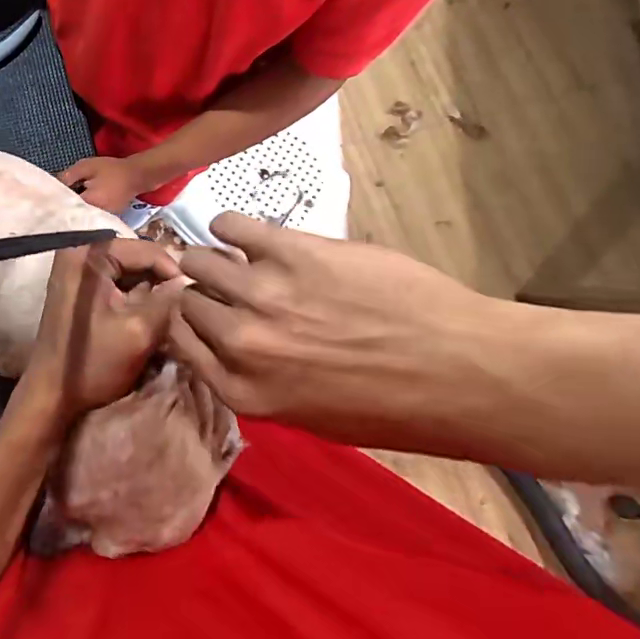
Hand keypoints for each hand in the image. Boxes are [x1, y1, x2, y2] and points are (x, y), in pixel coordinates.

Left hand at [18, 240, 184, 420]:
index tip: (196, 296)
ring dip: (152, 290)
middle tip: (187, 305)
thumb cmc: (93, 364)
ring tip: (173, 312)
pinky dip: (136, 297)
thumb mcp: (139, 331)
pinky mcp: (80, 287)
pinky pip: (118, 282)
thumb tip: (191, 280)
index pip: (147, 249)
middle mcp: (80, 251)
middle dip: (163, 281)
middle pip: (138, 258)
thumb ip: (168, 299)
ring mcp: (78, 269)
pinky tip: (151, 317)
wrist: (52, 395)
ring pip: (131, 271)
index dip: (175, 272)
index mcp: (89, 254)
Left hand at [59, 156, 155, 213]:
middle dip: (63, 209)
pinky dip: (84, 212)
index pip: (65, 207)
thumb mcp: (87, 166)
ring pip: (82, 218)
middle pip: (73, 216)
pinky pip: (91, 218)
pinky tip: (79, 206)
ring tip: (63, 204)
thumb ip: (69, 175)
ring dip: (73, 212)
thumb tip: (53, 184)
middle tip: (51, 203)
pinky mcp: (108, 219)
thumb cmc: (111, 169)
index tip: (45, 200)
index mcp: (89, 203)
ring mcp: (103, 219)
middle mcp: (96, 216)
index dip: (55, 203)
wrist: (136, 175)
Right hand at [165, 213, 529, 450]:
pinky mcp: (289, 252)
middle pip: (189, 301)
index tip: (197, 309)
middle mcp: (240, 343)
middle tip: (216, 281)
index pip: (181, 342)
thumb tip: (236, 342)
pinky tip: (239, 231)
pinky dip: (228, 226)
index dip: (187, 322)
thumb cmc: (394, 405)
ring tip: (225, 252)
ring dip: (208, 257)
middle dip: (199, 291)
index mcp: (243, 391)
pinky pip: (232, 227)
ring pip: (202, 261)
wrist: (458, 369)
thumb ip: (261, 379)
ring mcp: (262, 294)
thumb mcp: (311, 413)